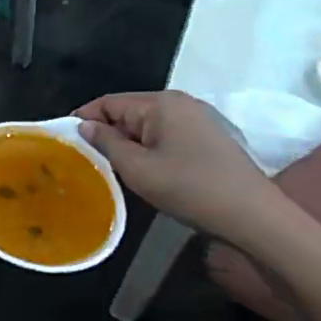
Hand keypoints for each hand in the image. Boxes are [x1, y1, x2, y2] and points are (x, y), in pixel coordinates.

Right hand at [75, 91, 290, 241]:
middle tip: (88, 159)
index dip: (85, 118)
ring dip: (130, 144)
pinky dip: (152, 149)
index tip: (66, 138)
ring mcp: (199, 120)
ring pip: (149, 126)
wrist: (254, 217)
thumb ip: (107, 143)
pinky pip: (168, 136)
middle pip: (130, 111)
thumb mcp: (139, 169)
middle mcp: (180, 103)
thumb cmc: (190, 189)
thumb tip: (86, 126)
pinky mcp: (210, 139)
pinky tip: (147, 172)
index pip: (110, 102)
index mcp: (161, 103)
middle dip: (108, 132)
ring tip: (114, 168)